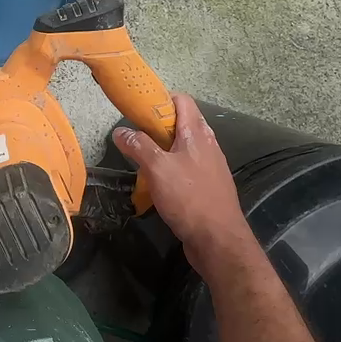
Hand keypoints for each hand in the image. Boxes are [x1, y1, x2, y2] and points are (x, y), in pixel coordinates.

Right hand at [113, 93, 259, 278]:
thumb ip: (138, 146)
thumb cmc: (188, 198)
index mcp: (197, 133)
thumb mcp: (157, 169)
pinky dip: (173, 168)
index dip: (161, 99)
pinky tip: (159, 183)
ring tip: (143, 160)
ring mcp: (211, 166)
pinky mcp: (209, 186)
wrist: (219, 241)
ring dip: (164, 149)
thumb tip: (121, 131)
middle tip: (136, 137)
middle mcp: (207, 145)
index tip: (139, 110)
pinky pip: (188, 168)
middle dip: (158, 127)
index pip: (182, 100)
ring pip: (184, 147)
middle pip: (182, 123)